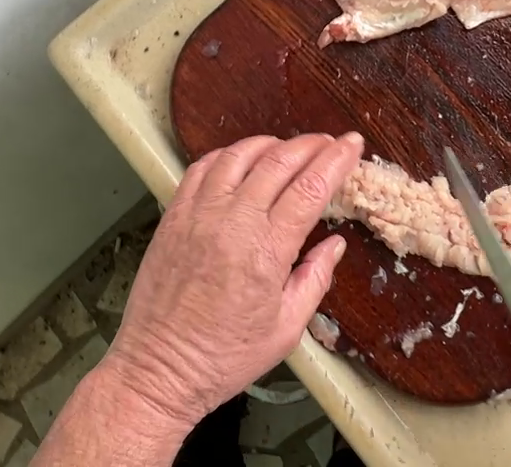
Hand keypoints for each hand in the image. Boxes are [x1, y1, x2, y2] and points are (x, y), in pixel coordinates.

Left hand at [98, 132, 363, 429]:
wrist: (158, 369)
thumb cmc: (223, 357)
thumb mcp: (286, 330)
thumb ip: (315, 279)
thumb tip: (335, 243)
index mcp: (267, 252)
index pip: (311, 188)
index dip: (337, 160)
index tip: (352, 144)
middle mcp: (234, 223)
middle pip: (280, 162)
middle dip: (311, 145)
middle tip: (329, 142)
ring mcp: (200, 214)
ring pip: (240, 155)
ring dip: (270, 143)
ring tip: (288, 147)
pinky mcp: (174, 215)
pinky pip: (202, 167)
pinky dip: (227, 154)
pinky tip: (241, 159)